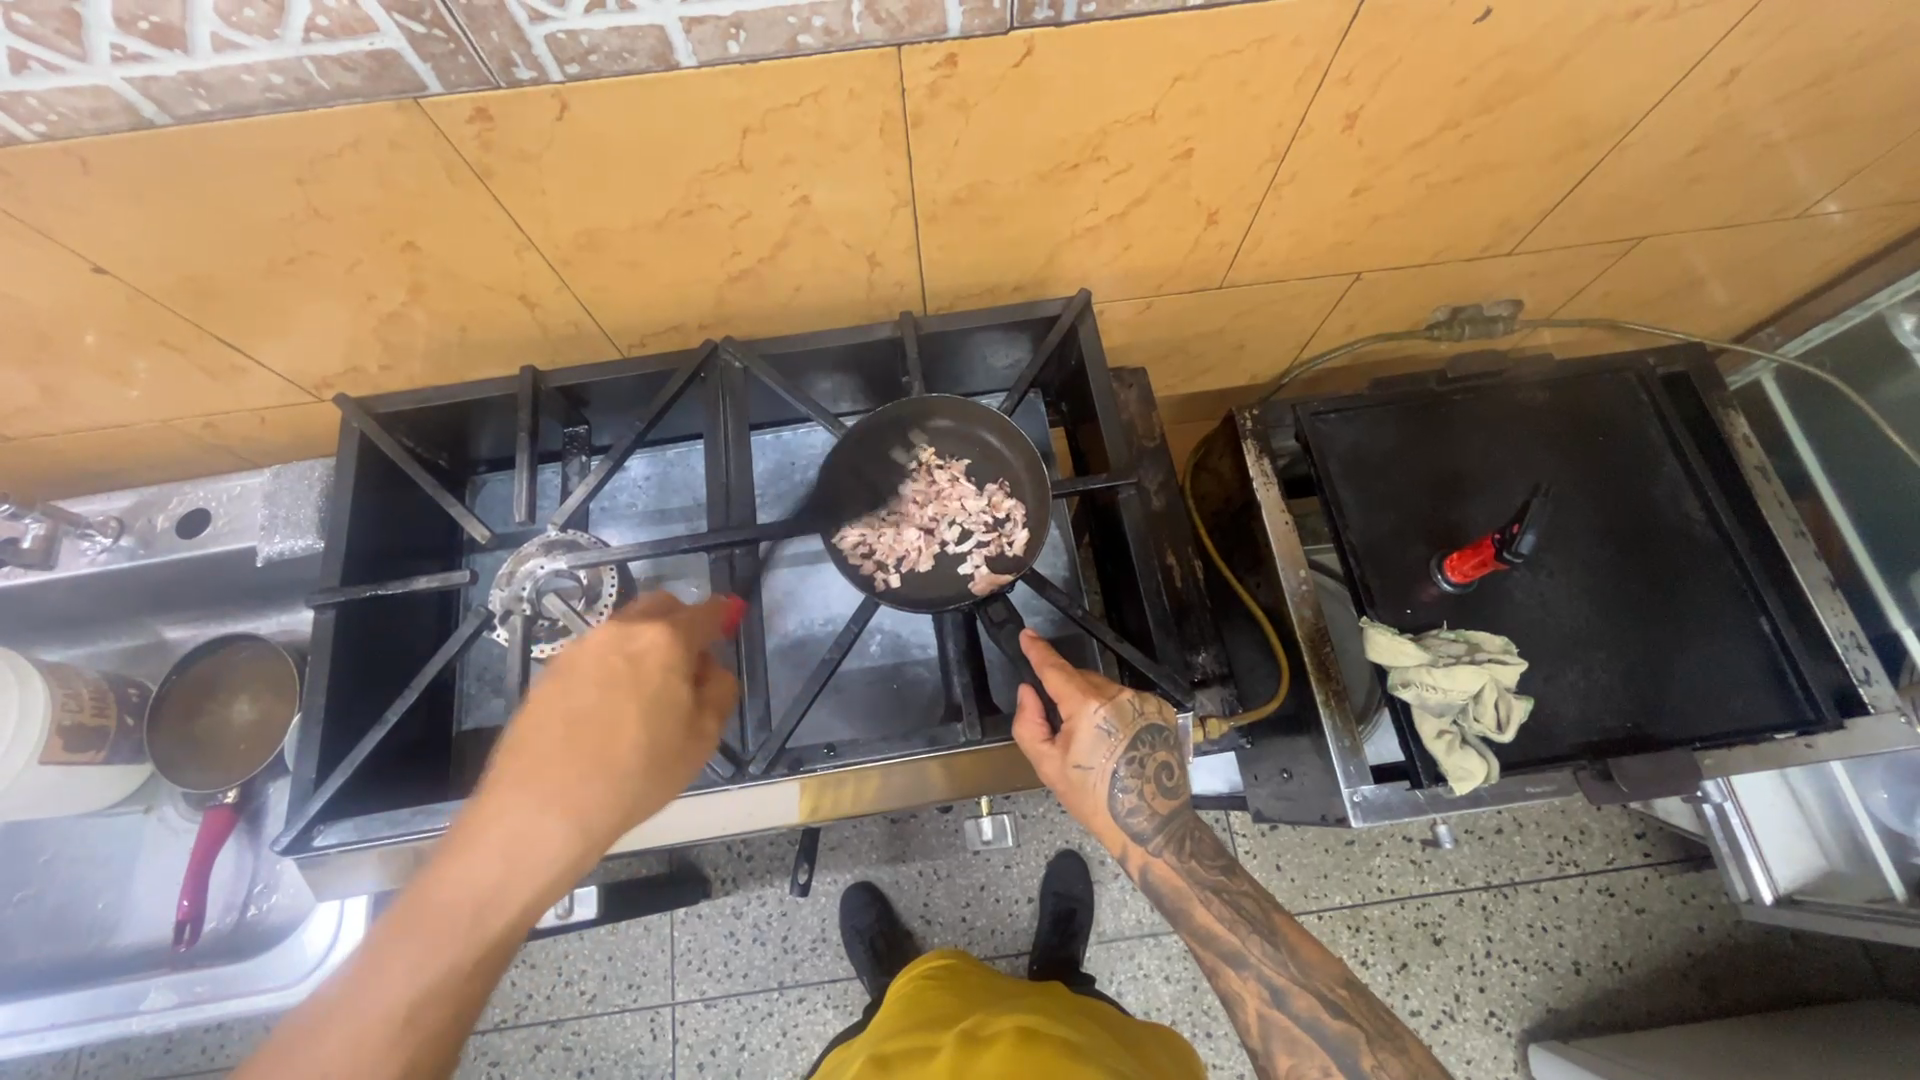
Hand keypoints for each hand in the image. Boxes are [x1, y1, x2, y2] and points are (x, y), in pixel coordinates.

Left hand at [465, 592, 741, 865]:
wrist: (543, 806)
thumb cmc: (638, 772)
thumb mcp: (703, 738)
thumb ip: (719, 691)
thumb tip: (709, 669)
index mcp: (666, 641)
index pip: (704, 612)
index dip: (723, 613)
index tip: (730, 617)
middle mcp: (621, 632)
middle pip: (659, 607)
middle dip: (680, 621)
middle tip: (689, 659)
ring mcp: (579, 649)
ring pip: (623, 631)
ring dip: (643, 646)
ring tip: (645, 693)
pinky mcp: (549, 672)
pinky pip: (593, 656)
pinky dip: (611, 668)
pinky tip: (607, 710)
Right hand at [1010, 630, 1192, 855]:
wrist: (1151, 823)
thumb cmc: (1095, 799)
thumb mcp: (1048, 766)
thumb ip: (1029, 723)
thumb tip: (1028, 691)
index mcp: (1088, 707)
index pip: (1056, 669)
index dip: (1038, 651)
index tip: (1027, 634)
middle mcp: (1118, 695)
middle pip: (1080, 679)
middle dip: (1065, 691)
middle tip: (1059, 726)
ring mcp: (1143, 700)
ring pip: (1103, 689)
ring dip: (1090, 702)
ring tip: (1091, 742)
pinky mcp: (1160, 710)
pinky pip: (1124, 700)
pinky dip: (1113, 711)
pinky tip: (1114, 741)